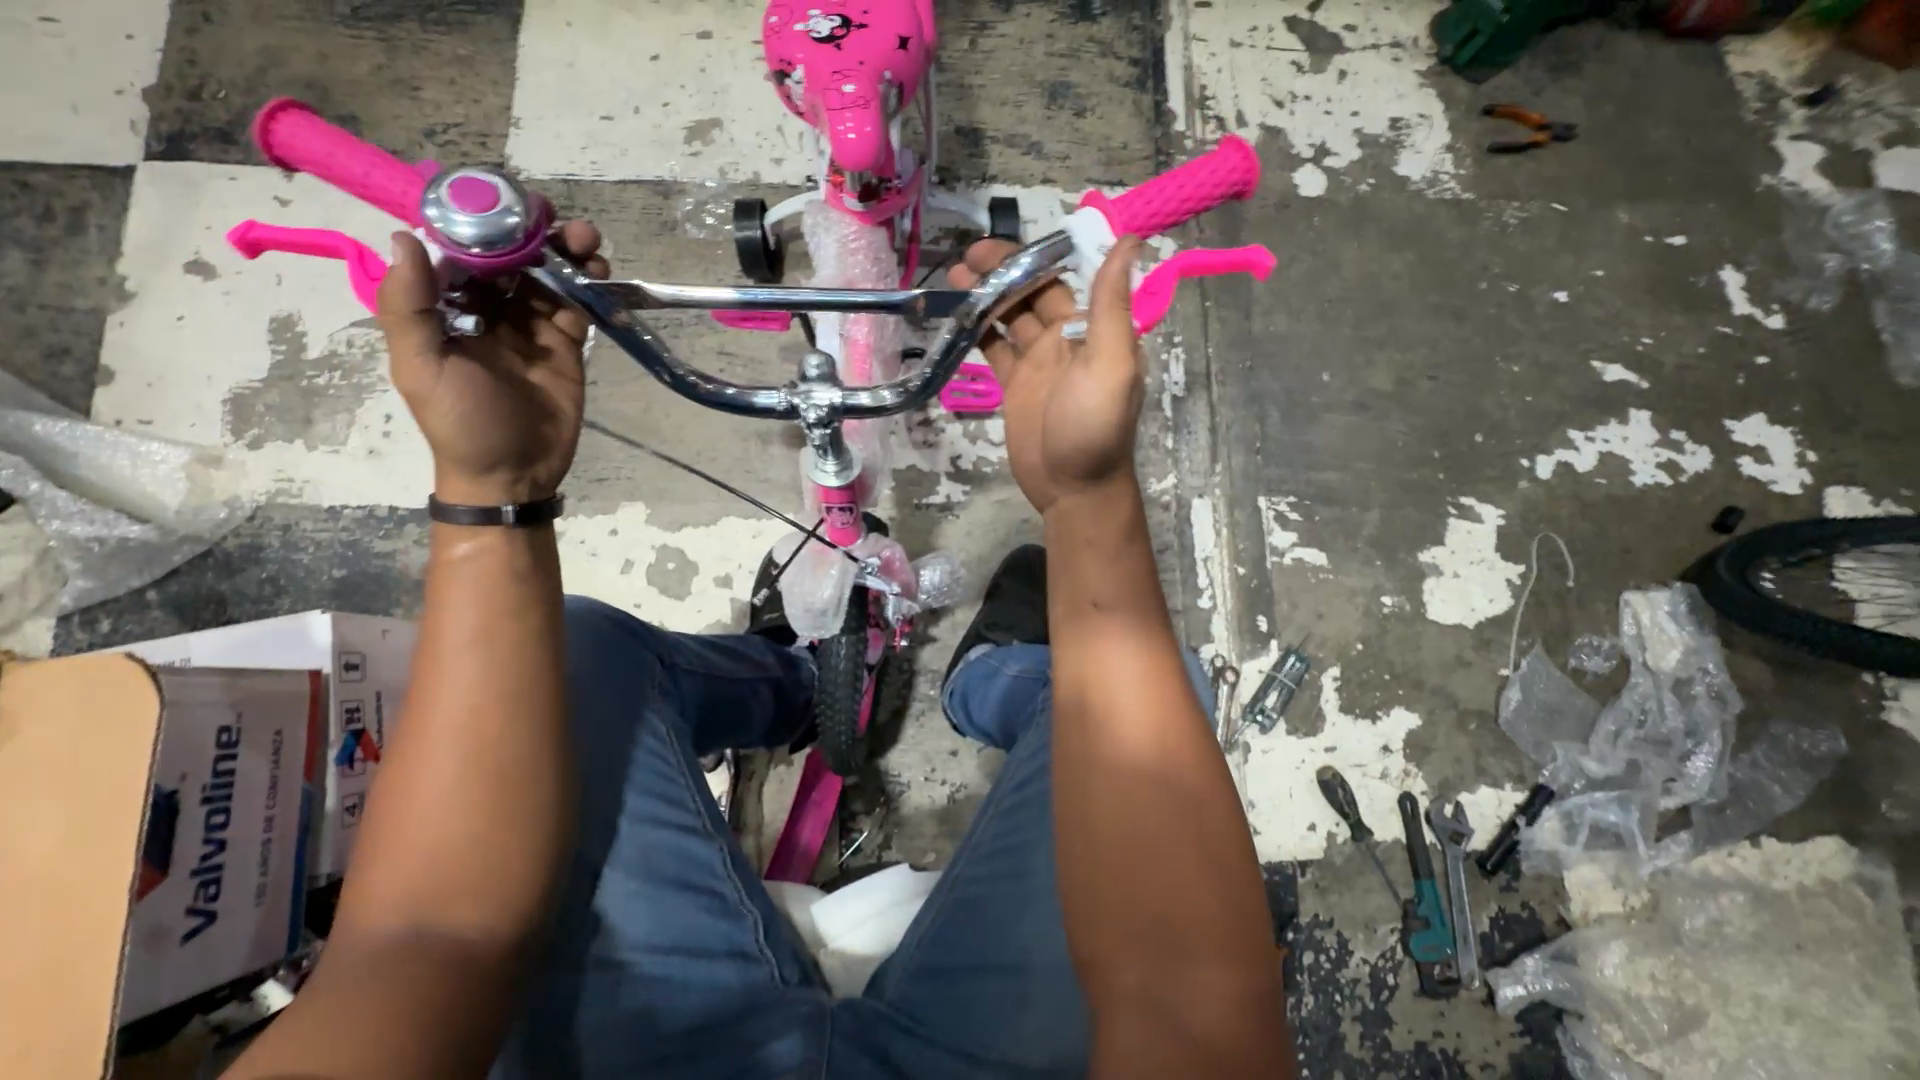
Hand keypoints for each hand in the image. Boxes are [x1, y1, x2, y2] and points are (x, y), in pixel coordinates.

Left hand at [376, 223, 607, 506]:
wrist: (514, 473)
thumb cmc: (462, 423)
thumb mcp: (421, 367)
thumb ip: (409, 307)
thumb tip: (406, 237)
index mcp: (447, 310)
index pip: (463, 252)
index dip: (483, 223)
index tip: (504, 202)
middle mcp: (488, 309)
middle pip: (512, 256)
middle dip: (533, 232)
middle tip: (555, 218)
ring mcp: (531, 326)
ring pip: (548, 274)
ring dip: (565, 252)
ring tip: (586, 240)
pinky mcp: (567, 344)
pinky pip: (578, 304)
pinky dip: (588, 284)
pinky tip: (599, 271)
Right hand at [948, 235, 1144, 514]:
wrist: (1074, 487)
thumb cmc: (1095, 426)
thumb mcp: (1111, 362)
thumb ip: (1112, 303)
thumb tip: (1130, 240)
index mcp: (1094, 328)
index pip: (1065, 276)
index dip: (1038, 254)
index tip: (1006, 240)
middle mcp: (1067, 338)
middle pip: (1032, 291)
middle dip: (1003, 270)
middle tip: (968, 255)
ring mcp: (1039, 362)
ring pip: (1010, 315)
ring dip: (986, 294)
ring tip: (954, 276)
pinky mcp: (1016, 384)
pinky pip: (995, 348)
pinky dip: (977, 329)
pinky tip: (956, 313)